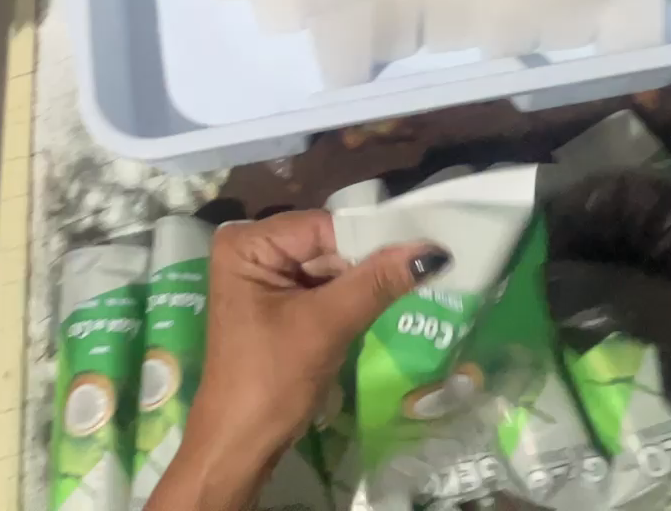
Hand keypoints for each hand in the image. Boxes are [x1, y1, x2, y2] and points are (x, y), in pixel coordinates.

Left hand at [146, 210, 446, 510]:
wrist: (239, 444)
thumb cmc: (272, 379)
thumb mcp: (326, 326)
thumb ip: (375, 282)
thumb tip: (430, 249)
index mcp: (246, 242)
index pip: (320, 226)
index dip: (368, 238)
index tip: (422, 246)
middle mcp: (249, 247)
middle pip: (322, 242)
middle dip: (365, 260)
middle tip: (425, 265)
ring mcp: (259, 274)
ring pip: (324, 264)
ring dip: (360, 279)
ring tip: (413, 280)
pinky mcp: (273, 299)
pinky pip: (317, 285)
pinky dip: (346, 295)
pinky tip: (381, 299)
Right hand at [544, 173, 670, 510]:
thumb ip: (622, 295)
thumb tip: (543, 277)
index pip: (622, 193)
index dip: (574, 207)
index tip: (531, 238)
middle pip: (609, 224)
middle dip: (566, 246)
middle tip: (527, 278)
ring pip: (608, 263)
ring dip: (572, 280)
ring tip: (540, 307)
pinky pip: (617, 304)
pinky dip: (587, 312)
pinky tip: (565, 331)